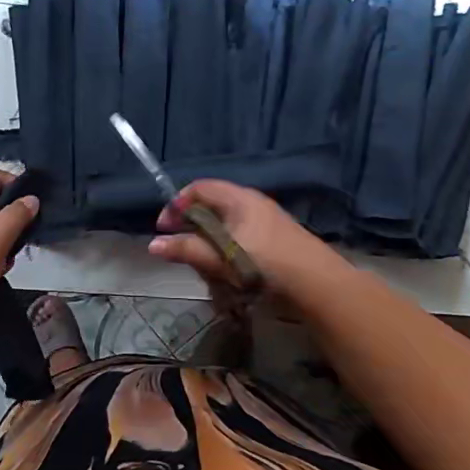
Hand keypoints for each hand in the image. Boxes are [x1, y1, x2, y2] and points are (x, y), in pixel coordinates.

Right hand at [147, 180, 346, 298]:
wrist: (316, 282)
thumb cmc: (264, 263)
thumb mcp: (220, 257)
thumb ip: (186, 249)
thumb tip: (153, 244)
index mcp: (239, 198)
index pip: (199, 187)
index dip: (177, 203)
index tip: (164, 228)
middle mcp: (253, 203)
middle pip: (212, 206)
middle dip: (192, 227)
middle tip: (181, 249)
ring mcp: (266, 222)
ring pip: (226, 226)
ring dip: (210, 244)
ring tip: (205, 266)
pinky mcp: (275, 241)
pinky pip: (242, 239)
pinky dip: (228, 252)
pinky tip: (229, 273)